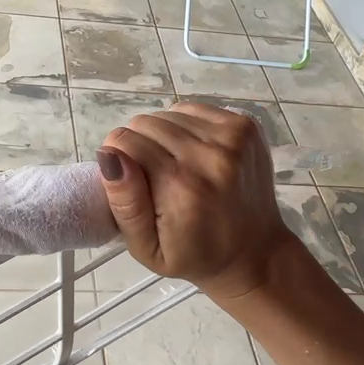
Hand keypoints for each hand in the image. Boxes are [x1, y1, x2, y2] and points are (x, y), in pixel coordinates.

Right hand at [97, 102, 295, 300]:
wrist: (255, 251)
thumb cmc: (194, 255)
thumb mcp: (147, 248)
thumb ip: (125, 203)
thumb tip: (108, 155)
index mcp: (182, 186)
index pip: (124, 141)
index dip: (118, 159)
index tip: (130, 181)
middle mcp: (209, 154)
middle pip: (144, 123)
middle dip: (139, 146)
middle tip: (154, 177)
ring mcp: (231, 136)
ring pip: (167, 113)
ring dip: (163, 135)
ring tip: (176, 165)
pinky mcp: (245, 124)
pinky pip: (192, 109)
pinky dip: (185, 126)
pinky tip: (194, 152)